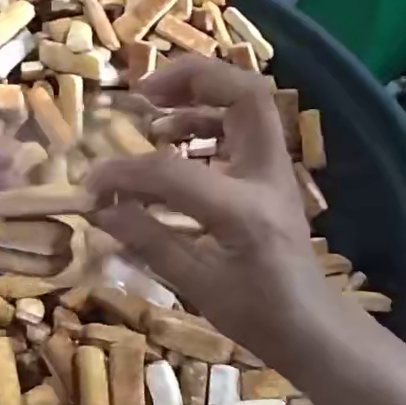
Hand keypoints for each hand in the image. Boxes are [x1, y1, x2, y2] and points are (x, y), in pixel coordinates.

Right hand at [86, 59, 361, 363]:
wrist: (312, 327)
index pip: (172, 172)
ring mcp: (277, 172)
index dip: (124, 173)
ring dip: (202, 93)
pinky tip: (178, 138)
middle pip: (246, 93)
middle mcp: (267, 177)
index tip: (93, 183)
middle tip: (145, 90)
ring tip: (156, 106)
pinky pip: (245, 127)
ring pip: (250, 102)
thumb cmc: (258, 317)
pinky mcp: (274, 176)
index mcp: (244, 212)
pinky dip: (209, 120)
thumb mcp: (197, 286)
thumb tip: (101, 209)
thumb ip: (148, 241)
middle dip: (193, 77)